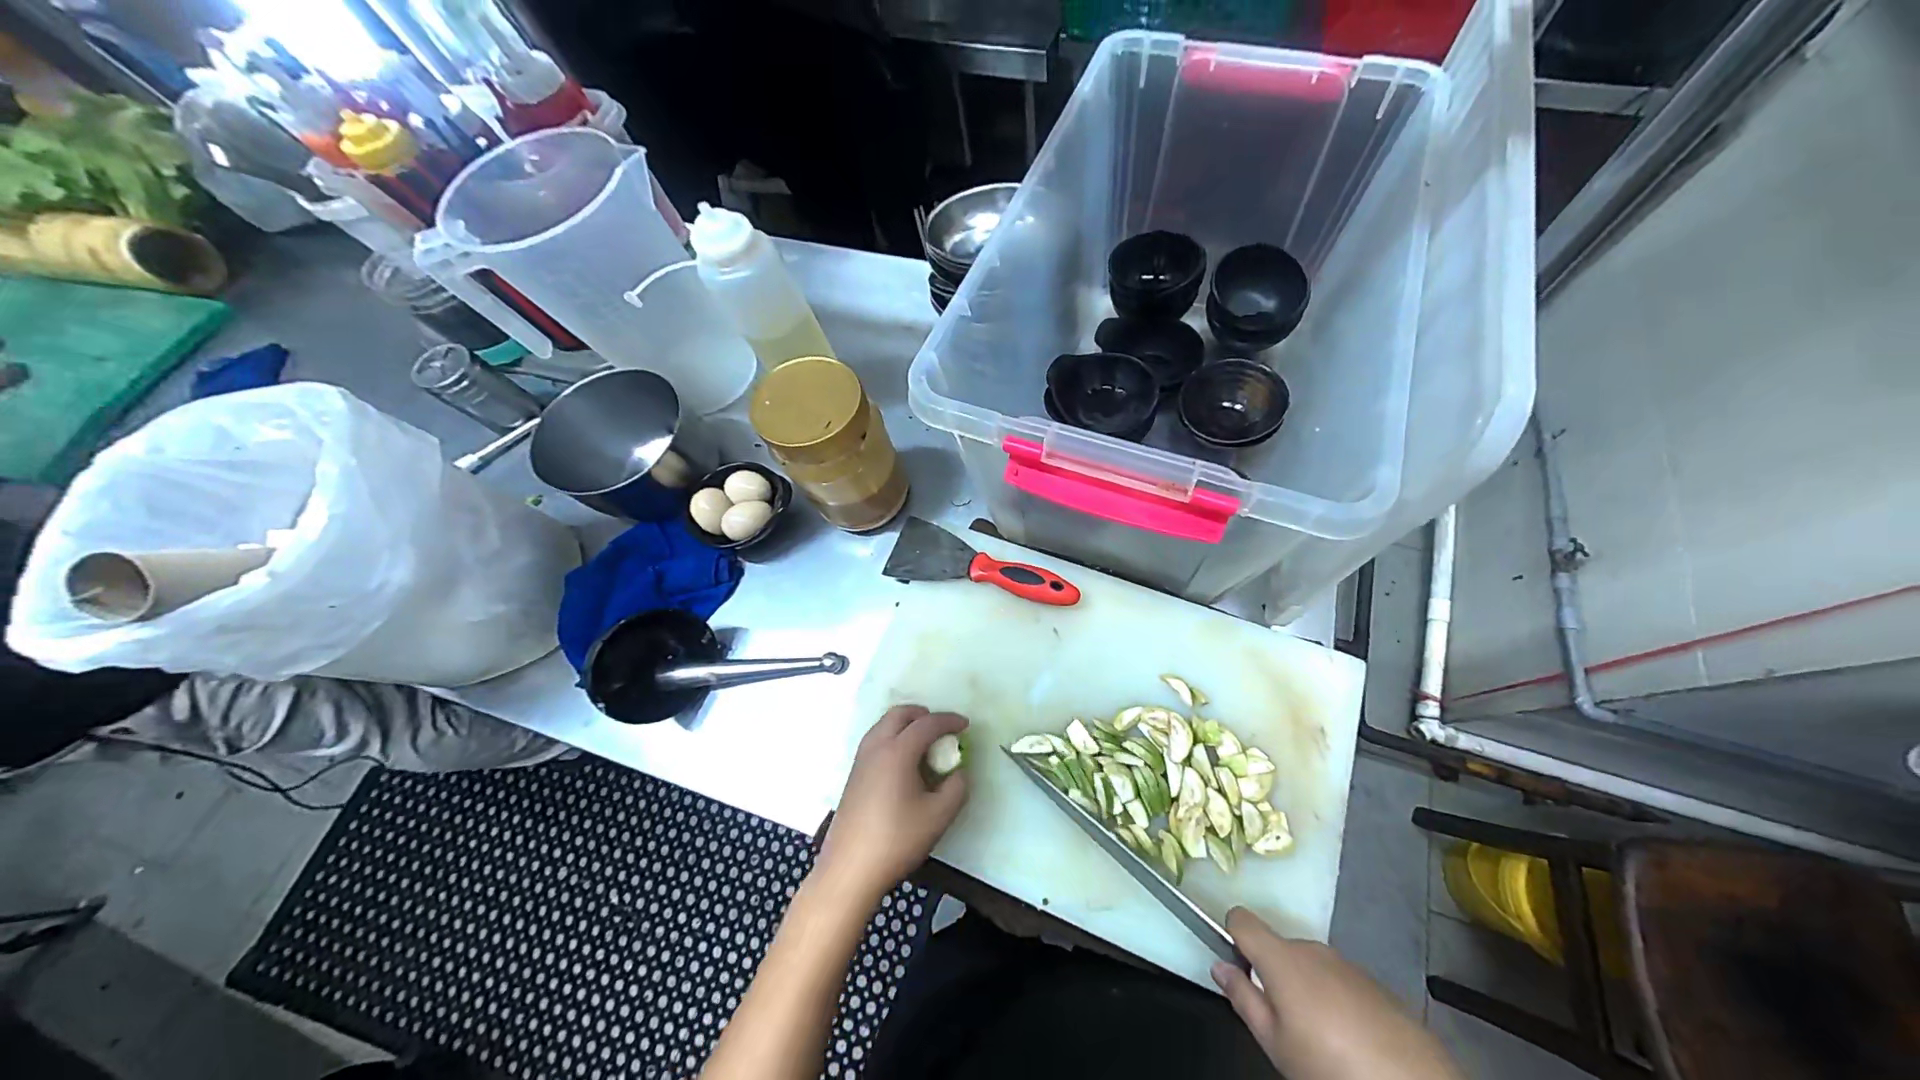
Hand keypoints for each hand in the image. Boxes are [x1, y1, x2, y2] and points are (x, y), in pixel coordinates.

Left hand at [817, 706, 969, 902]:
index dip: (949, 720)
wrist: (850, 868)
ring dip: (905, 725)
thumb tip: (958, 772)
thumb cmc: (897, 839)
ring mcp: (861, 760)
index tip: (965, 725)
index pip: (926, 724)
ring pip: (883, 726)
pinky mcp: (853, 775)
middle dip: (923, 715)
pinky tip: (904, 763)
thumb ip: (957, 788)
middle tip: (942, 728)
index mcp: (897, 751)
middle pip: (899, 715)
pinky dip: (893, 738)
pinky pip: (876, 741)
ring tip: (924, 744)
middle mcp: (876, 748)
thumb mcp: (939, 816)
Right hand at [1213, 908, 1463, 1079]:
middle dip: (1272, 974)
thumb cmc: (1331, 1065)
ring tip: (1320, 1037)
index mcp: (1282, 958)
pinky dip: (1335, 1000)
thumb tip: (1219, 968)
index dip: (1232, 936)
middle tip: (1282, 1021)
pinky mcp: (1376, 983)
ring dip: (1305, 988)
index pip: (1242, 919)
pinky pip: (1340, 981)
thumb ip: (1242, 999)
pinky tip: (1350, 1039)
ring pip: (1310, 966)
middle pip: (1278, 948)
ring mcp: (1347, 964)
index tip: (1237, 967)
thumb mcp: (1275, 1042)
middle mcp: (1313, 949)